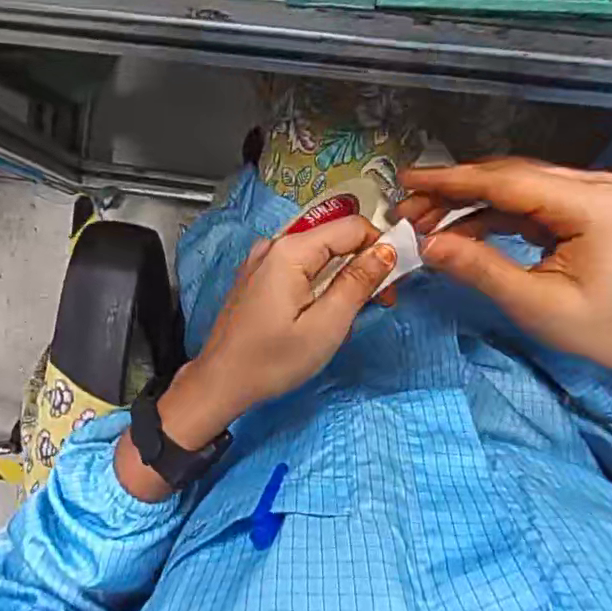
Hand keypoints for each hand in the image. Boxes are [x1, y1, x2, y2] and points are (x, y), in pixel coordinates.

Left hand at [115, 216, 397, 500]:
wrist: (220, 384)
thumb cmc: (271, 361)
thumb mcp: (325, 326)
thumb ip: (358, 283)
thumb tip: (386, 249)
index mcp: (289, 251)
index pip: (352, 227)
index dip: (380, 248)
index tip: (392, 283)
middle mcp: (272, 246)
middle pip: (333, 239)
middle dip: (361, 266)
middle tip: (374, 304)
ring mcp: (259, 262)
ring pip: (316, 256)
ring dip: (340, 279)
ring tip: (344, 318)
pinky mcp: (254, 279)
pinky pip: (297, 269)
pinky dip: (316, 285)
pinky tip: (317, 316)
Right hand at [397, 158, 611, 386]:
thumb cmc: (601, 329)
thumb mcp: (533, 303)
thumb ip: (478, 268)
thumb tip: (425, 244)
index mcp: (591, 203)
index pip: (507, 181)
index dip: (451, 181)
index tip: (406, 180)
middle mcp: (592, 187)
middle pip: (507, 178)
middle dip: (452, 192)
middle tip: (406, 211)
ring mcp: (588, 197)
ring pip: (512, 189)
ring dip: (466, 204)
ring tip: (423, 223)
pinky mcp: (579, 213)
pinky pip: (523, 206)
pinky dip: (487, 217)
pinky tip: (456, 231)